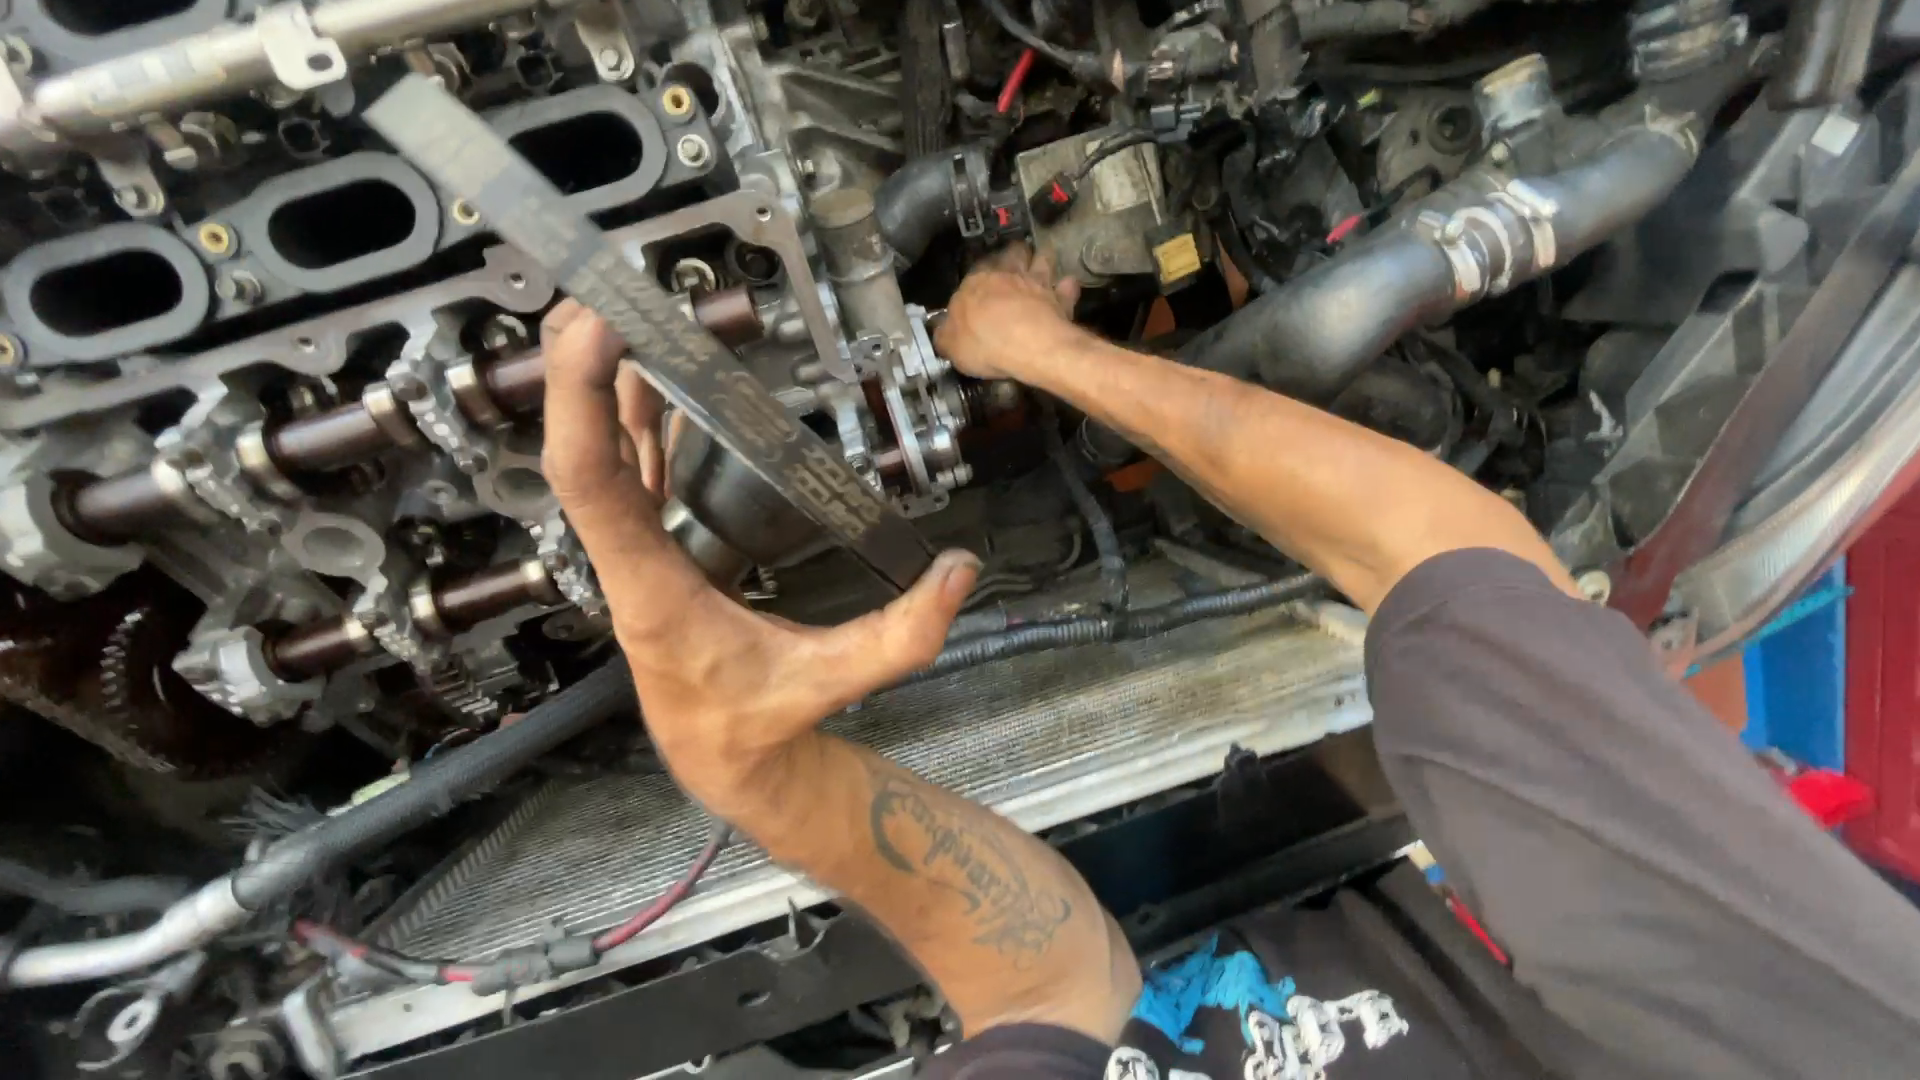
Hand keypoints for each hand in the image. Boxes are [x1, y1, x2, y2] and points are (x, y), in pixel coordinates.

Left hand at [539, 301, 982, 813]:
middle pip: (582, 455)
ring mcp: (639, 557)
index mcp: (655, 591)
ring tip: (618, 320)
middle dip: (577, 371)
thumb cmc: (761, 722)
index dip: (583, 401)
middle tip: (602, 295)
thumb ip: (905, 634)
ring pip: (602, 459)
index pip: (594, 484)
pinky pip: (634, 474)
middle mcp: (631, 566)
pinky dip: (633, 422)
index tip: (601, 331)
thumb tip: (960, 571)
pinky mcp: (658, 552)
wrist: (724, 756)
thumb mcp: (836, 680)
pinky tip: (650, 386)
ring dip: (599, 390)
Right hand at [935, 243, 1083, 380]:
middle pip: (1011, 253)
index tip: (980, 291)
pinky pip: (1067, 286)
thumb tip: (941, 329)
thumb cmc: (984, 344)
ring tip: (1041, 268)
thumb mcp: (950, 345)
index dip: (978, 280)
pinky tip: (1066, 290)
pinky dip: (1067, 288)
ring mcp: (1037, 282)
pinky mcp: (1061, 298)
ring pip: (1042, 258)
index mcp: (976, 282)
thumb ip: (945, 334)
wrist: (1028, 345)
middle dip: (1013, 256)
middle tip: (1014, 266)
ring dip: (1042, 261)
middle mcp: (1007, 274)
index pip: (975, 272)